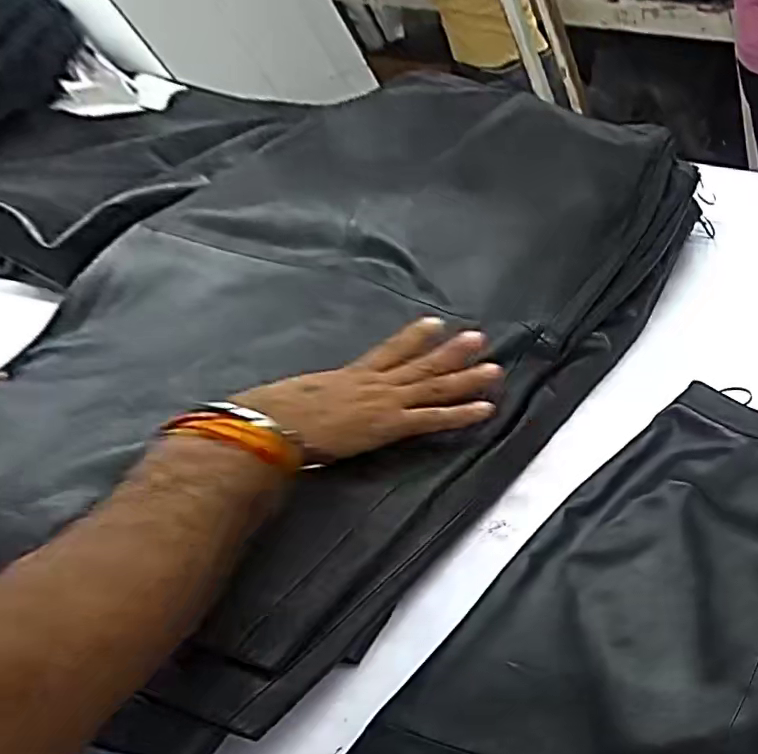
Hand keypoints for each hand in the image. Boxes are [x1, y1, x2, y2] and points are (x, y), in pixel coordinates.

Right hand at [232, 317, 502, 462]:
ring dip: (467, 377)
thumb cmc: (267, 412)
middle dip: (452, 350)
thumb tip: (317, 395)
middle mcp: (373, 383)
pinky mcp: (390, 425)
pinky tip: (486, 409)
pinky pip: (434, 418)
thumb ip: (319, 391)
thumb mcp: (297, 392)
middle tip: (479, 337)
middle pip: (421, 363)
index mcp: (349, 374)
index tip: (435, 323)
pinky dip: (462, 414)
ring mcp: (385, 402)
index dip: (414, 337)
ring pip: (435, 386)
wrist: (264, 426)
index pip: (390, 350)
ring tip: (494, 368)